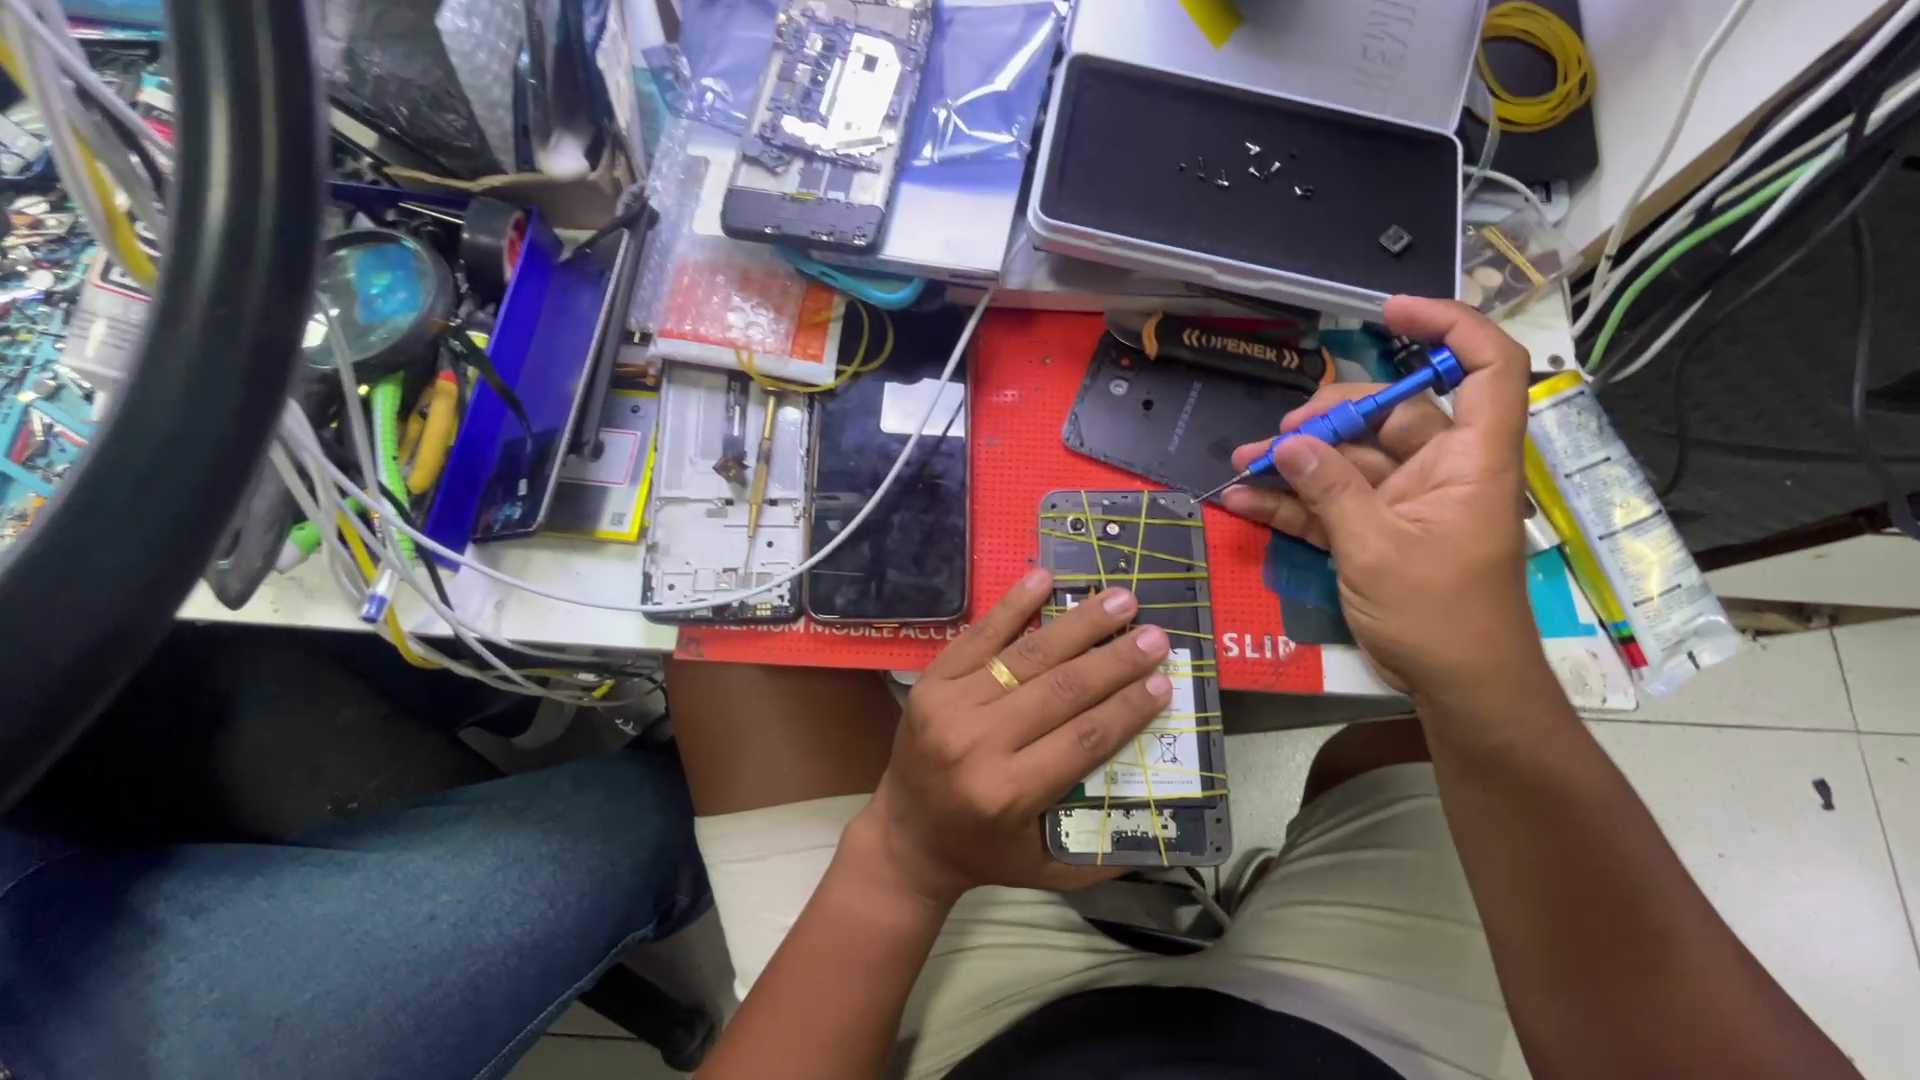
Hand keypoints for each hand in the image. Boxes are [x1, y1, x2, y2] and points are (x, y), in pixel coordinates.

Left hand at [841, 570, 1173, 908]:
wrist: (904, 836)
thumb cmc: (982, 852)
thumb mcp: (1046, 868)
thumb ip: (1102, 848)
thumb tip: (1165, 818)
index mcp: (1009, 792)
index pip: (1084, 738)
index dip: (1128, 707)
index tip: (1163, 682)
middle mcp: (978, 744)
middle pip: (1061, 690)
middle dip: (1115, 660)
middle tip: (1154, 635)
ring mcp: (950, 706)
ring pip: (1026, 656)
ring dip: (1078, 624)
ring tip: (1120, 599)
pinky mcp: (931, 682)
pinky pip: (978, 636)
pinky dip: (1012, 605)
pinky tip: (1043, 578)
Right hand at [1220, 296, 1538, 697]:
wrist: (1457, 688)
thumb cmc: (1440, 616)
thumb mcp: (1377, 549)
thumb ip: (1330, 491)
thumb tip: (1289, 444)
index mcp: (1470, 459)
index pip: (1484, 367)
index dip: (1447, 327)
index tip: (1388, 314)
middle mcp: (1440, 469)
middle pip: (1389, 414)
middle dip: (1327, 418)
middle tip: (1279, 436)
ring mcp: (1404, 502)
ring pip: (1346, 462)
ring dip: (1294, 464)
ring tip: (1242, 465)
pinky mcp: (1374, 533)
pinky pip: (1329, 504)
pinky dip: (1290, 503)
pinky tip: (1242, 501)